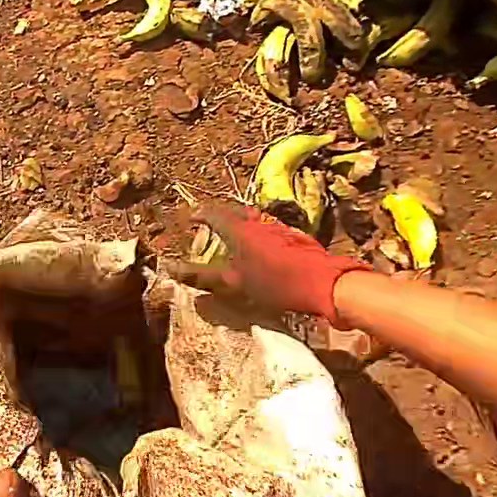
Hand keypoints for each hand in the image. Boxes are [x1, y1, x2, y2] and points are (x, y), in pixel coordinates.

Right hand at [170, 202, 367, 319]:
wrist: (325, 283)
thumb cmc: (275, 282)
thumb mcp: (233, 283)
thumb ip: (202, 277)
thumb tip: (171, 269)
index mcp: (239, 228)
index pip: (212, 214)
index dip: (199, 215)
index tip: (190, 219)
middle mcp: (257, 222)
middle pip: (233, 213)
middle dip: (219, 217)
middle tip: (209, 227)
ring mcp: (278, 227)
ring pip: (252, 221)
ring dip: (239, 226)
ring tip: (232, 240)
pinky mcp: (294, 237)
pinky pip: (266, 231)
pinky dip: (255, 236)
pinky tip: (259, 253)